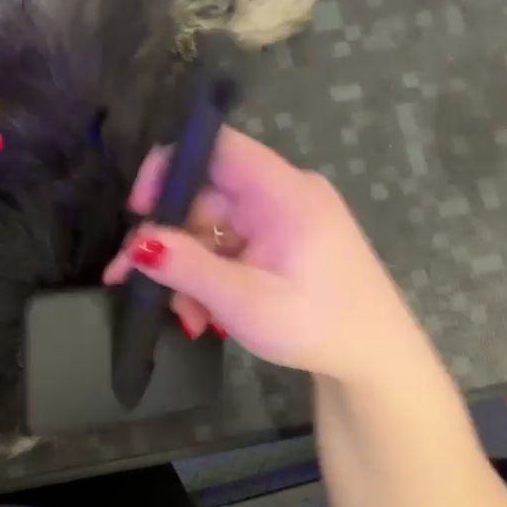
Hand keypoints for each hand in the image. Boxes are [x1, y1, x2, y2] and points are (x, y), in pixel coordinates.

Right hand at [102, 127, 428, 386]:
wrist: (374, 360)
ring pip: (208, 228)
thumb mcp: (244, 301)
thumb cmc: (316, 326)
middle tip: (132, 281)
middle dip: (167, 241)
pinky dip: (206, 278)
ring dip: (185, 270)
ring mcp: (280, 220)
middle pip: (204, 195)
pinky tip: (202, 315)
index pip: (217, 147)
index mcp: (283, 193)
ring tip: (185, 318)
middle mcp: (281, 195)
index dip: (170, 167)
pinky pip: (226, 248)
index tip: (138, 211)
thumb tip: (137, 244)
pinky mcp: (278, 244)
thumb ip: (188, 268)